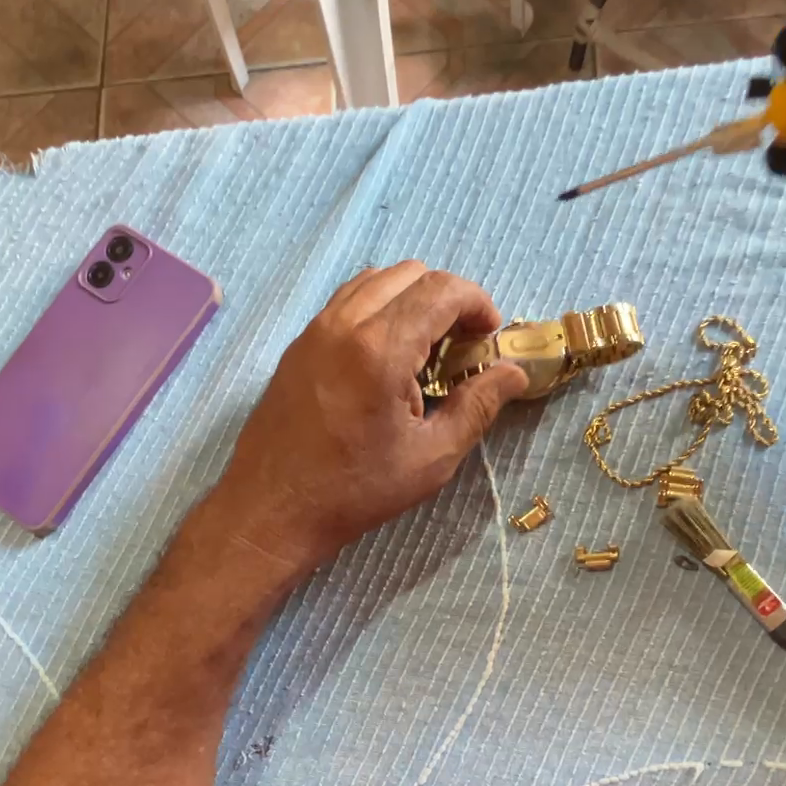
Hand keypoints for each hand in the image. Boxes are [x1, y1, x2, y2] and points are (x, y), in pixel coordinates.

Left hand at [206, 262, 528, 571]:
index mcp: (380, 348)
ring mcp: (314, 330)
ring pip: (375, 282)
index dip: (477, 304)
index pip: (441, 290)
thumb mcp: (430, 458)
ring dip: (410, 301)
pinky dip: (378, 311)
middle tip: (460, 348)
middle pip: (410, 275)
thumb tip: (514, 372)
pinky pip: (346, 303)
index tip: (488, 338)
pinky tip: (385, 360)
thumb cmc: (354, 492)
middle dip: (446, 300)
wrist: (271, 510)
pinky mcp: (298, 345)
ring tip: (423, 353)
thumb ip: (478, 407)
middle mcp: (344, 323)